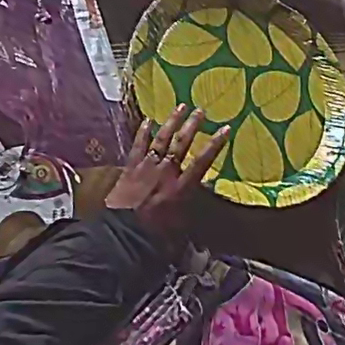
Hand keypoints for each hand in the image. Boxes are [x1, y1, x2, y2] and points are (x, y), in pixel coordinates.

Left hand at [106, 104, 229, 246]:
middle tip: (201, 110)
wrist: (119, 237)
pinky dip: (143, 132)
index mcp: (180, 188)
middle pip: (181, 144)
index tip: (225, 128)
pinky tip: (148, 120)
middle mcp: (165, 172)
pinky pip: (138, 146)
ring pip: (161, 140)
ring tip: (181, 106)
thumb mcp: (180, 229)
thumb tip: (207, 195)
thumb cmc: (152, 237)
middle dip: (192, 126)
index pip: (202, 161)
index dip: (215, 145)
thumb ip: (193, 212)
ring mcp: (146, 167)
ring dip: (172, 122)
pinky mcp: (130, 168)